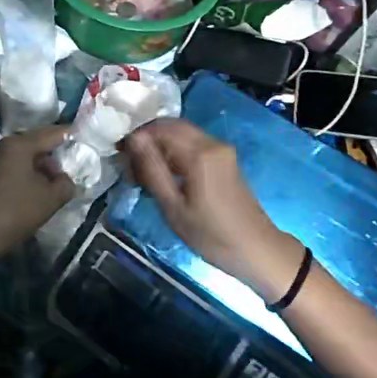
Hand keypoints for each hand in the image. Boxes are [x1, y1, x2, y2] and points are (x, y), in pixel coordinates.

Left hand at [0, 125, 73, 295]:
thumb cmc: (15, 211)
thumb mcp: (50, 198)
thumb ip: (66, 184)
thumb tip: (66, 179)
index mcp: (19, 144)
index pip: (52, 133)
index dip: (70, 135)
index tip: (86, 138)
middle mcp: (3, 146)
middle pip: (37, 144)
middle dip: (56, 156)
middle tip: (74, 169)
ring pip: (25, 157)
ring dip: (42, 168)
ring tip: (58, 185)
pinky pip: (15, 168)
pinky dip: (29, 175)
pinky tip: (39, 191)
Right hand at [122, 119, 303, 301]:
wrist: (258, 250)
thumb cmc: (212, 235)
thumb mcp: (173, 207)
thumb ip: (152, 169)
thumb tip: (133, 139)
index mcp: (200, 153)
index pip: (159, 129)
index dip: (135, 137)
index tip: (118, 154)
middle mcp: (212, 143)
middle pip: (171, 127)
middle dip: (147, 139)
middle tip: (128, 164)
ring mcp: (221, 150)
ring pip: (182, 135)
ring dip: (160, 146)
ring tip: (142, 173)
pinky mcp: (225, 159)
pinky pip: (193, 144)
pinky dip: (174, 152)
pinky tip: (163, 175)